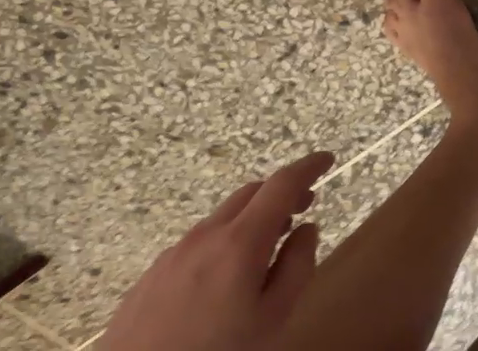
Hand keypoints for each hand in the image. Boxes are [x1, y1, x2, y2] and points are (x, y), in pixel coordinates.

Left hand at [97, 151, 335, 350]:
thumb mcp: (274, 318)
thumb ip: (298, 266)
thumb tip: (305, 230)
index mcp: (240, 241)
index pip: (282, 184)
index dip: (308, 167)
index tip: (328, 159)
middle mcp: (205, 236)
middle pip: (250, 193)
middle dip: (281, 192)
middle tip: (304, 207)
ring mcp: (172, 255)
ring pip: (222, 218)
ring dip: (251, 217)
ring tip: (267, 244)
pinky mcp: (150, 277)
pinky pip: (196, 243)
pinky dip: (222, 241)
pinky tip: (222, 277)